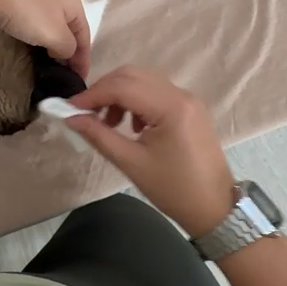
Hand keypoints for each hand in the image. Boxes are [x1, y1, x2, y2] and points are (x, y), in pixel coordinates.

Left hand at [0, 0, 91, 76]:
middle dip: (68, 51)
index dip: (83, 61)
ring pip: (50, 23)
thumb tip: (64, 52)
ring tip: (45, 62)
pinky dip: (35, 33)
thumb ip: (67, 48)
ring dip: (51, 42)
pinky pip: (32, 18)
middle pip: (69, 29)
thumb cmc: (27, 9)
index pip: (85, 37)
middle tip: (62, 74)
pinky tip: (28, 41)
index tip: (79, 81)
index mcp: (74, 2)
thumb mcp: (54, 34)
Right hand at [65, 67, 234, 236]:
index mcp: (171, 108)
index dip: (92, 95)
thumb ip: (99, 135)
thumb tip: (70, 117)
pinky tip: (130, 125)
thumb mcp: (131, 164)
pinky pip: (155, 91)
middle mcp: (181, 95)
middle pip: (132, 75)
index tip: (69, 109)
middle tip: (86, 113)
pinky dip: (135, 99)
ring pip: (142, 80)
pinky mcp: (189, 107)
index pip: (122, 87)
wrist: (216, 209)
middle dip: (104, 90)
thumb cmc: (174, 190)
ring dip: (119, 94)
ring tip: (108, 123)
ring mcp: (188, 99)